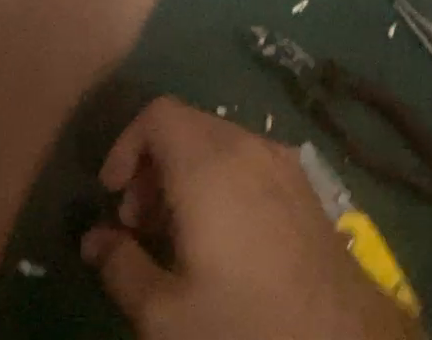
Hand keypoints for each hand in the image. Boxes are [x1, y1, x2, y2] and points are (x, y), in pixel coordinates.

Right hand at [82, 99, 419, 339]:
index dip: (125, 145)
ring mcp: (282, 160)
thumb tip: (93, 238)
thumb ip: (120, 266)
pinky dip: (220, 177)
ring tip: (174, 234)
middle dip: (151, 165)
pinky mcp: (303, 181)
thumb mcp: (165, 312)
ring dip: (185, 172)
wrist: (338, 335)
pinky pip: (249, 158)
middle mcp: (249, 146)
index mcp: (210, 164)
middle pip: (187, 125)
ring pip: (219, 140)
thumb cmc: (244, 321)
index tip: (111, 196)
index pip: (159, 114)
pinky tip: (219, 234)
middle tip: (137, 225)